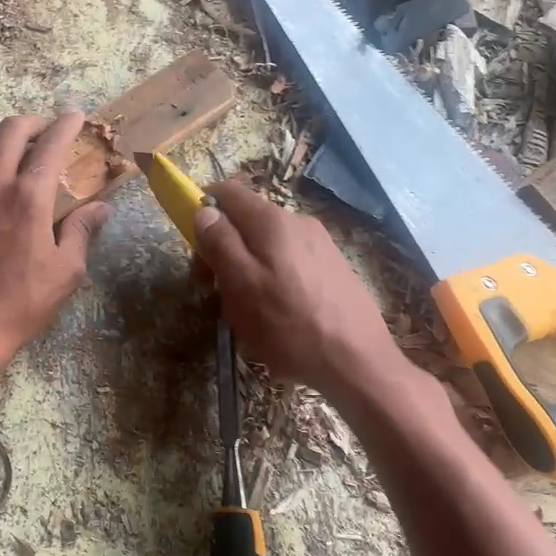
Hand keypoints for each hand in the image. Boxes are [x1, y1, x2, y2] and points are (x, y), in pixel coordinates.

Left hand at [0, 113, 111, 380]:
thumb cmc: (20, 304)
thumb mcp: (66, 272)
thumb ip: (83, 232)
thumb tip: (100, 207)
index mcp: (29, 197)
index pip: (51, 144)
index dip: (67, 124)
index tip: (76, 116)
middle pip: (10, 129)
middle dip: (32, 122)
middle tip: (44, 132)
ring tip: (5, 145)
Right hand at [194, 180, 401, 391]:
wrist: (359, 363)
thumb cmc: (290, 325)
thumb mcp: (241, 286)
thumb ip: (219, 243)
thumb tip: (204, 211)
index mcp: (272, 221)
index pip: (227, 192)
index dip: (203, 211)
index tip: (196, 250)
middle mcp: (298, 222)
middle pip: (247, 220)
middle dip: (223, 248)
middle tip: (214, 291)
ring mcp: (320, 245)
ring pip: (267, 244)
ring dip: (247, 267)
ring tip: (247, 311)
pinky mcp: (334, 268)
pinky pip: (289, 261)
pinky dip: (272, 278)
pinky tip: (278, 314)